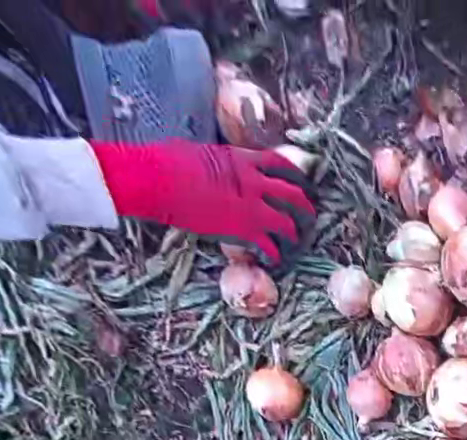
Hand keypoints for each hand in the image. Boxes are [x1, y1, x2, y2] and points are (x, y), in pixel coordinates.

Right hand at [89, 141, 314, 262]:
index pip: (278, 163)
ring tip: (296, 239)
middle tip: (310, 214)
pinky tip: (275, 259)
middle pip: (292, 194)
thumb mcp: (201, 152)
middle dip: (305, 205)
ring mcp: (251, 208)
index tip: (301, 180)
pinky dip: (274, 254)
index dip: (294, 173)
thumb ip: (221, 162)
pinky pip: (269, 246)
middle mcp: (253, 183)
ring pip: (286, 222)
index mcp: (242, 159)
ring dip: (294, 233)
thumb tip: (219, 165)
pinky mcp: (244, 230)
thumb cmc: (167, 161)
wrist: (156, 180)